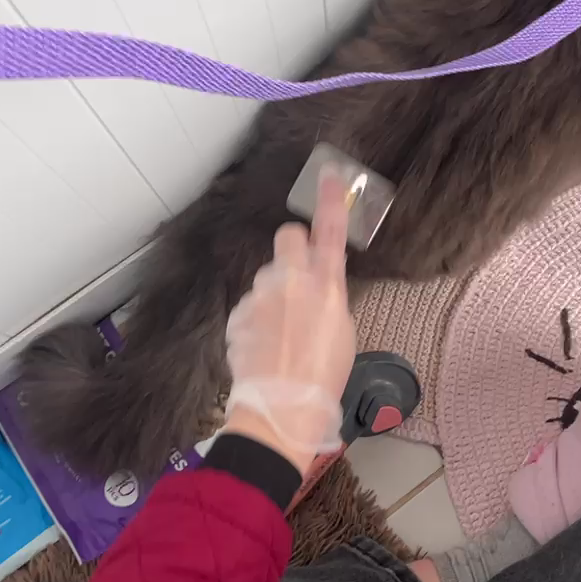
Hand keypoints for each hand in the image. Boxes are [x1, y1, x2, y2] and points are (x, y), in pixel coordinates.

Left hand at [222, 171, 357, 474]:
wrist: (282, 408)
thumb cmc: (324, 376)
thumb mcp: (342, 331)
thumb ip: (329, 298)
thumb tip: (317, 288)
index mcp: (327, 285)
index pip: (331, 230)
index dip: (331, 200)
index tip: (328, 173)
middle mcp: (291, 279)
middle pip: (288, 236)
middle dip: (292, 248)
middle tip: (298, 278)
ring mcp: (260, 294)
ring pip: (267, 275)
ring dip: (273, 291)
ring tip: (280, 331)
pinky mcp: (238, 312)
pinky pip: (250, 303)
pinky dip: (257, 317)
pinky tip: (264, 345)